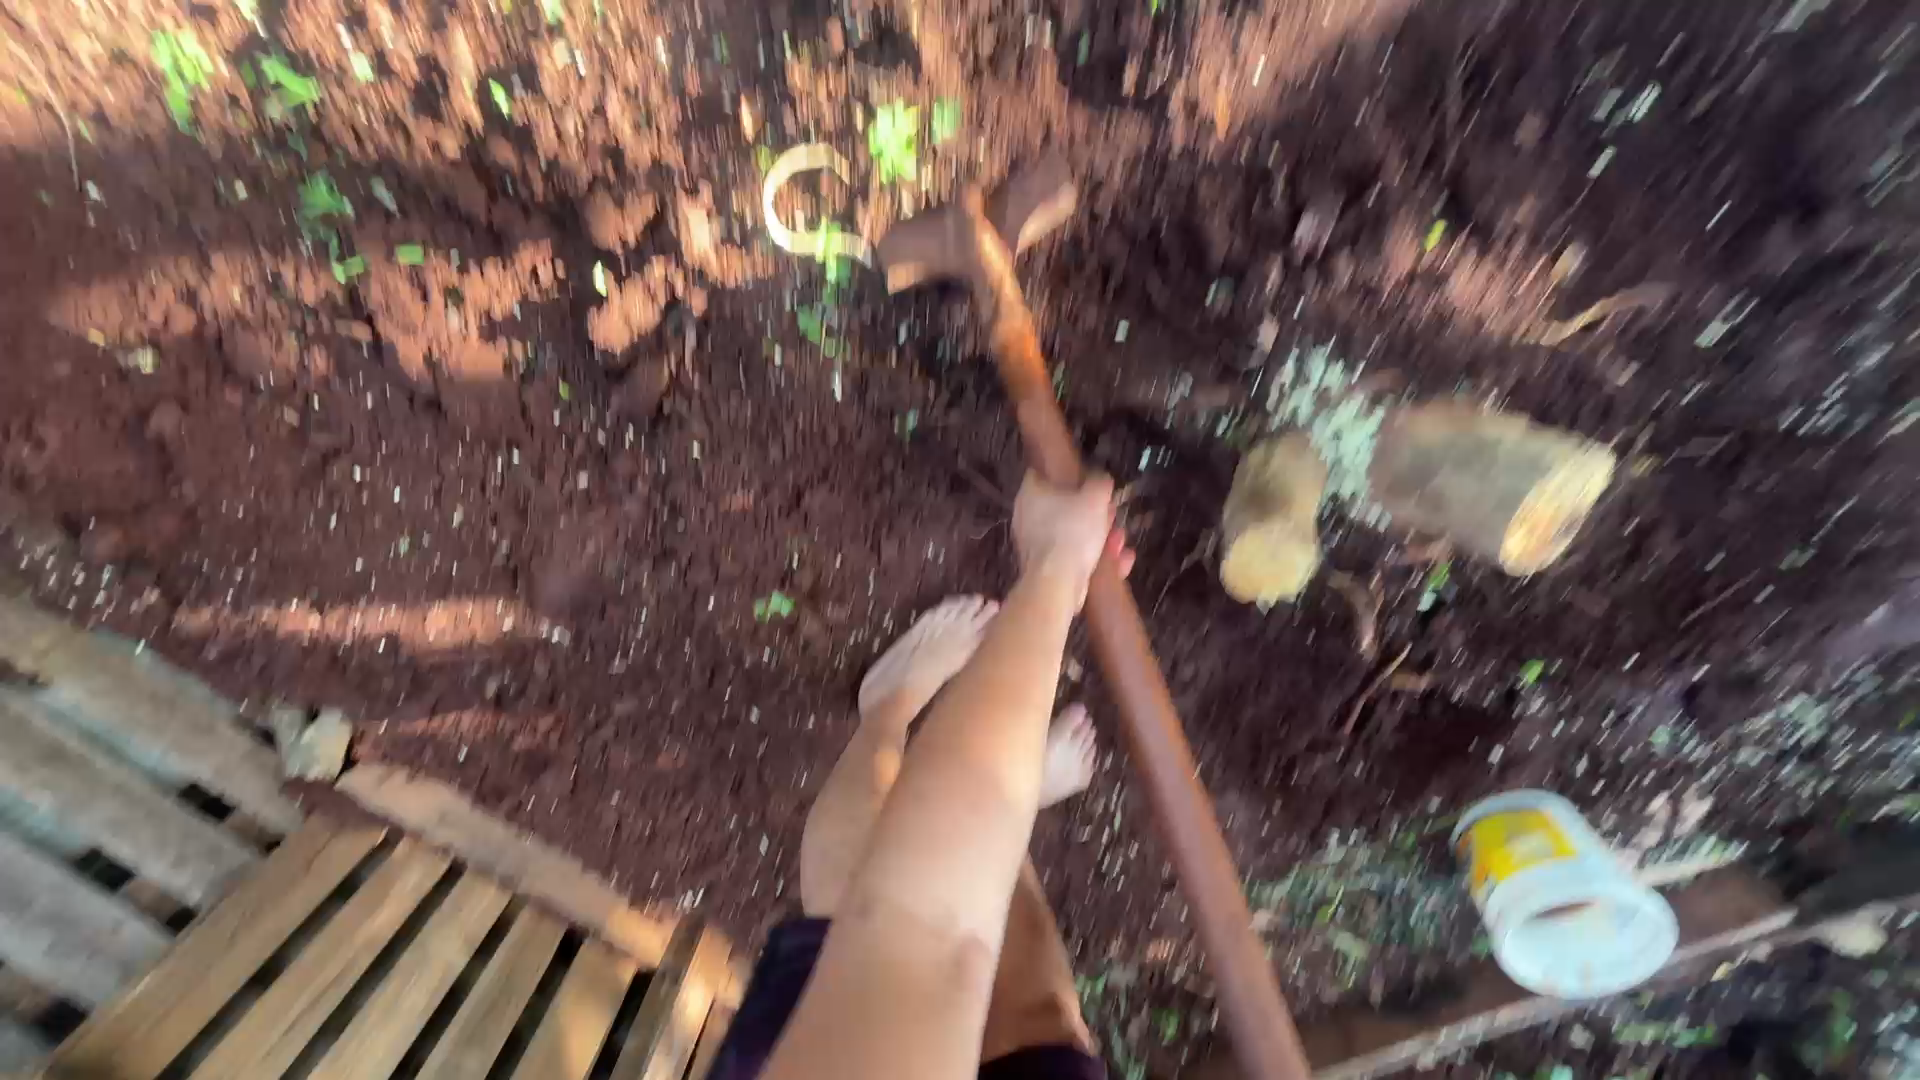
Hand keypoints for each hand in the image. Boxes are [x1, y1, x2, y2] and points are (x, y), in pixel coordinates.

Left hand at [1012, 472, 1132, 602]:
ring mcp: (1033, 545)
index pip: (1045, 473)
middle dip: (1093, 513)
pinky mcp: (1044, 568)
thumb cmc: (1072, 531)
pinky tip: (1118, 561)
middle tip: (1111, 515)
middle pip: (1063, 507)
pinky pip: (1072, 557)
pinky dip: (1095, 558)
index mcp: (1030, 493)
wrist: (1057, 582)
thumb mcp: (1095, 497)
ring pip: (1071, 534)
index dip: (1069, 474)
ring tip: (1119, 542)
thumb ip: (1099, 482)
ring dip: (1099, 537)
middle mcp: (1026, 517)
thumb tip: (1100, 480)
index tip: (1089, 482)